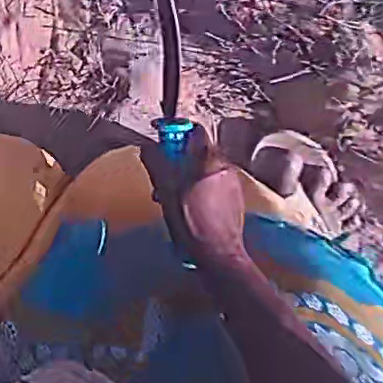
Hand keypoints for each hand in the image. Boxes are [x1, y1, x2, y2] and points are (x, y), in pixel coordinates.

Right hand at [139, 123, 248, 264]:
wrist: (218, 253)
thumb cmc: (190, 220)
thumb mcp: (165, 188)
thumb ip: (156, 163)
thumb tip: (147, 147)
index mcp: (210, 161)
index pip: (196, 130)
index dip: (176, 128)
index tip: (161, 135)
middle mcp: (225, 168)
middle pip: (197, 149)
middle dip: (177, 155)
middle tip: (161, 169)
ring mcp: (232, 183)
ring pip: (203, 165)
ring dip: (185, 171)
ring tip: (169, 189)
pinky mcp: (235, 198)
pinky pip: (212, 180)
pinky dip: (196, 183)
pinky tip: (184, 200)